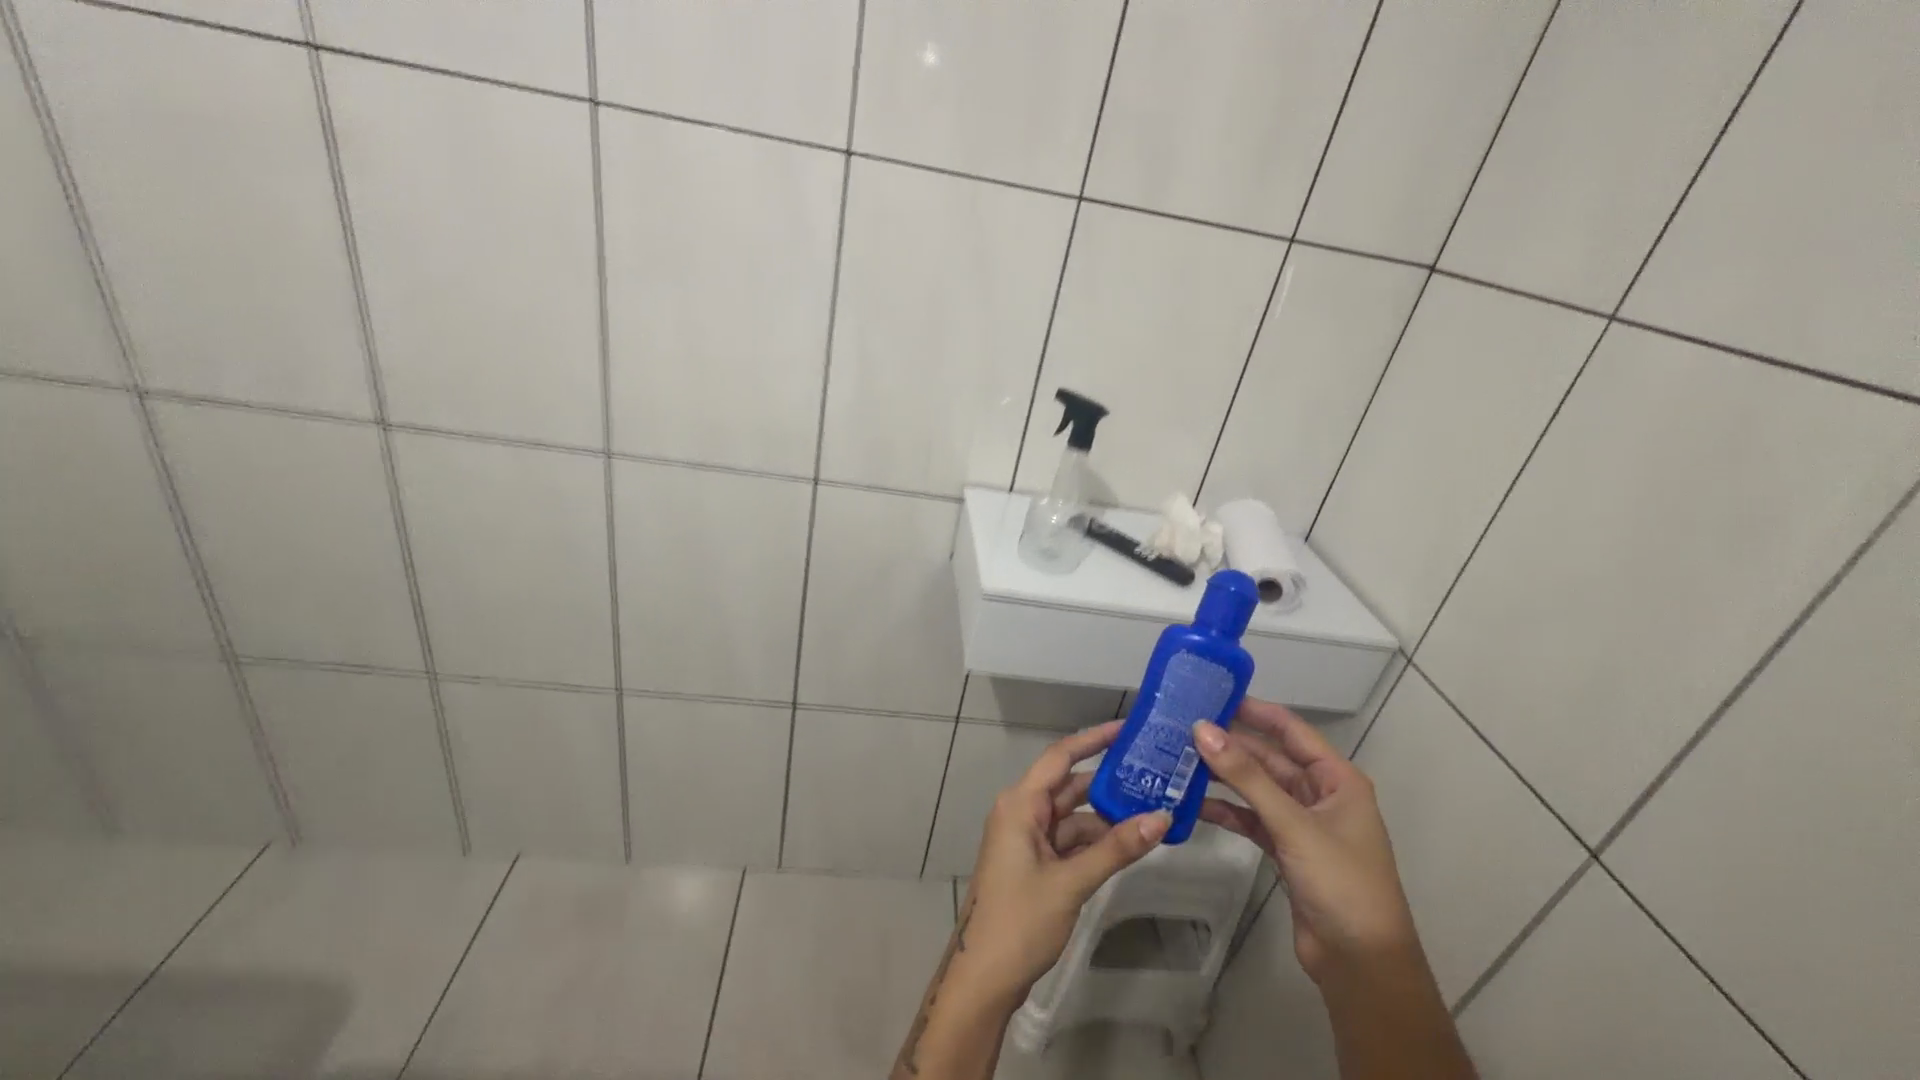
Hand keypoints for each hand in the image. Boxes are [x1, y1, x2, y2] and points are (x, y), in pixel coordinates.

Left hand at [958, 721, 1170, 999]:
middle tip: (1158, 774)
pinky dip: (1098, 842)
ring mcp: (1028, 841)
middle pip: (1071, 786)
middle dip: (1111, 783)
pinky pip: (1071, 841)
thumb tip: (1161, 817)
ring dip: (1109, 818)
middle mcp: (1022, 814)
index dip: (1094, 739)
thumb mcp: (1071, 882)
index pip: (1061, 758)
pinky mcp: (1036, 865)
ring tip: (1156, 812)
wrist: (983, 977)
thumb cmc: (1019, 921)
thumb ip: (1116, 849)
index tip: (1129, 728)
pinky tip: (1132, 845)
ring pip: (1075, 817)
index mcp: (1020, 805)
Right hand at [1194, 699, 1418, 983]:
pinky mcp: (1286, 852)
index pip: (1290, 730)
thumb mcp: (1293, 824)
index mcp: (1337, 779)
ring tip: (1177, 762)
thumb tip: (1202, 729)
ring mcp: (1302, 824)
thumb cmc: (1341, 882)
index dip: (1254, 711)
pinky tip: (1192, 805)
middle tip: (1180, 730)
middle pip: (1268, 760)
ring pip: (1256, 790)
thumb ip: (1247, 777)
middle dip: (1229, 746)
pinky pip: (1251, 820)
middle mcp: (1320, 795)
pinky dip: (1226, 812)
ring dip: (1222, 779)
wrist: (1361, 961)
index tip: (1211, 695)